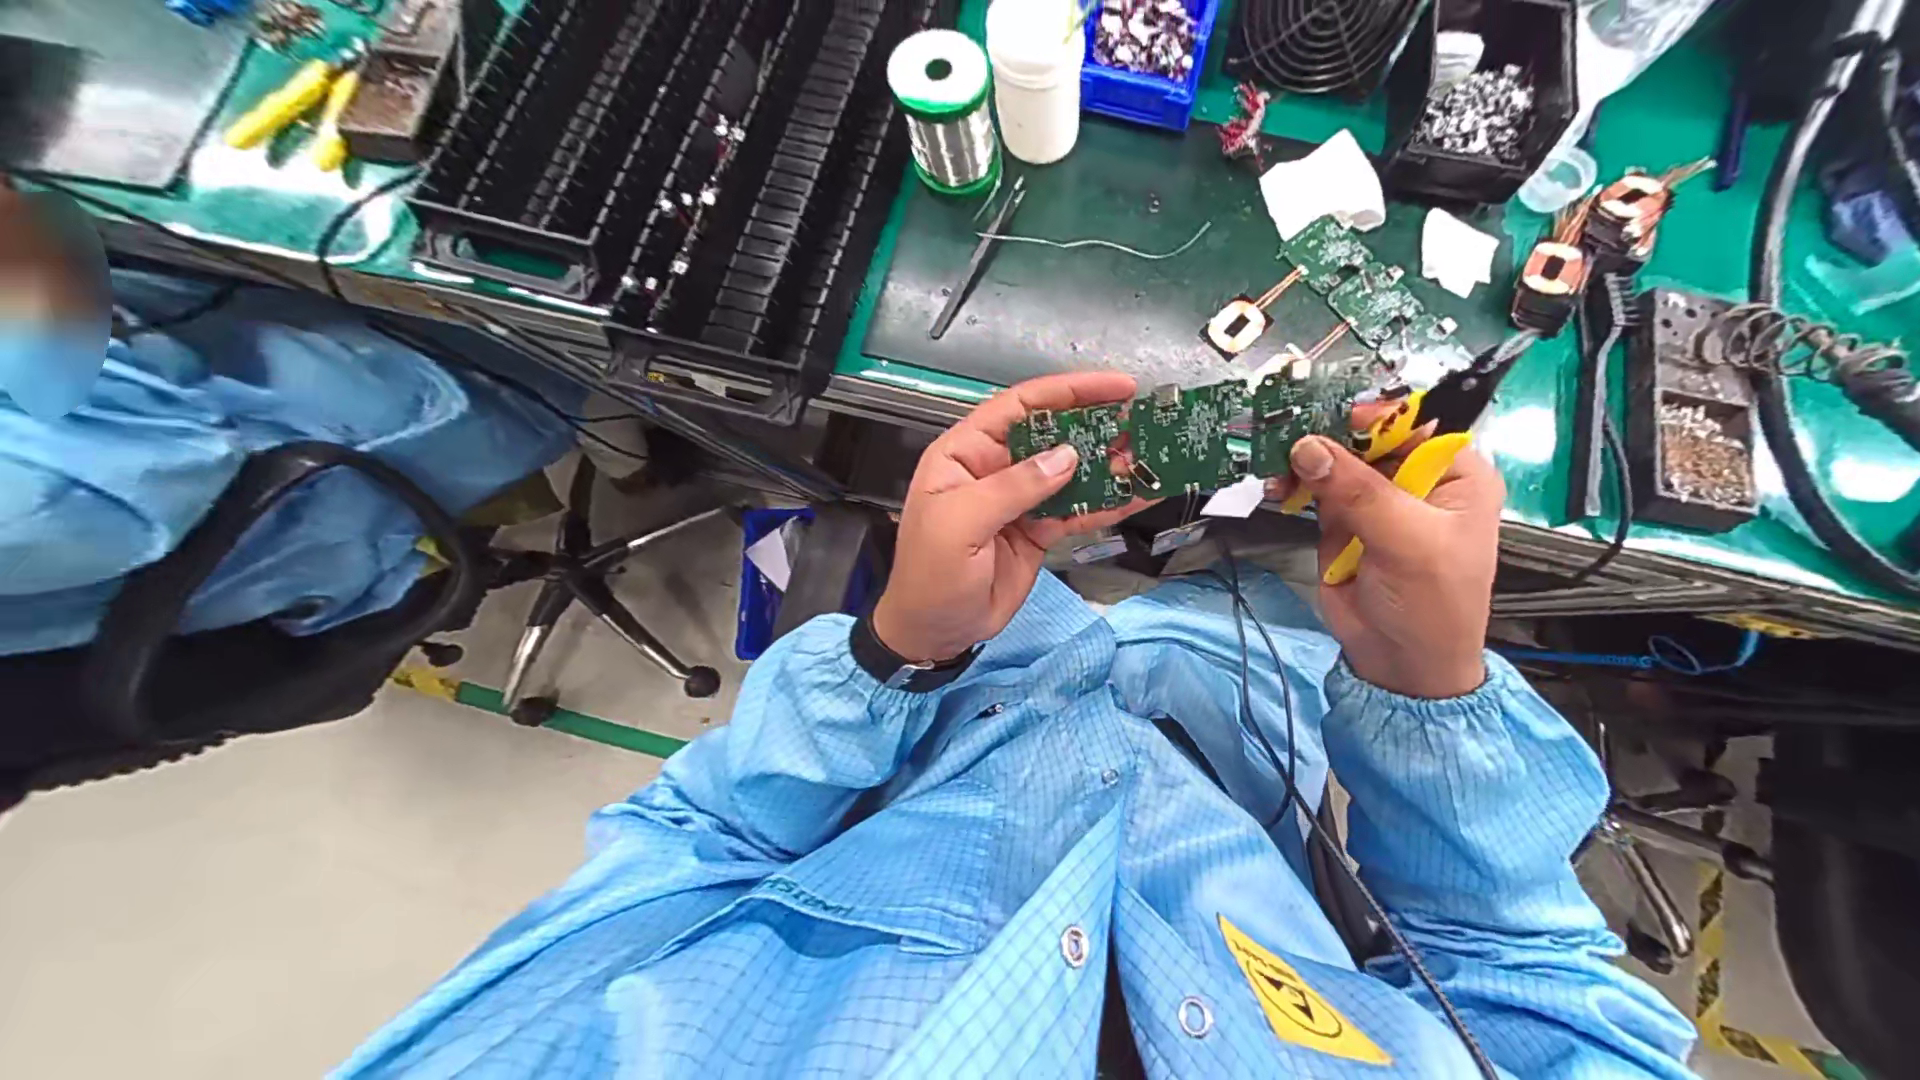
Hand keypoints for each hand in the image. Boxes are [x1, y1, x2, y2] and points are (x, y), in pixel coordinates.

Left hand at [872, 372, 1156, 662]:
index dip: (1068, 392)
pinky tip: (1140, 494)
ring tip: (1153, 457)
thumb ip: (1012, 487)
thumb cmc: (931, 574)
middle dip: (1098, 426)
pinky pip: (1078, 510)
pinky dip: (1109, 504)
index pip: (1020, 407)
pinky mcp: (1039, 530)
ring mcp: (1020, 500)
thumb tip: (1067, 456)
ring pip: (1071, 472)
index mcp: (966, 452)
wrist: (935, 631)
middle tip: (1145, 421)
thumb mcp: (960, 524)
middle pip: (1053, 435)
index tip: (1117, 387)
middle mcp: (995, 468)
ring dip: (1110, 465)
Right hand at [1266, 429, 1504, 698]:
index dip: (1376, 416)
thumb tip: (1308, 448)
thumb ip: (1360, 493)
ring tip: (1278, 472)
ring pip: (1332, 463)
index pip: (1415, 425)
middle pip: (1365, 440)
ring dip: (1303, 464)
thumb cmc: (1431, 602)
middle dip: (1328, 439)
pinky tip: (1277, 487)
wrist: (1398, 659)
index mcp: (1452, 475)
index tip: (1333, 419)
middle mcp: (1412, 480)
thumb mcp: (1406, 542)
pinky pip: (1313, 491)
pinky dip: (1292, 487)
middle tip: (1290, 442)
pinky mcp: (1339, 521)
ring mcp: (1373, 501)